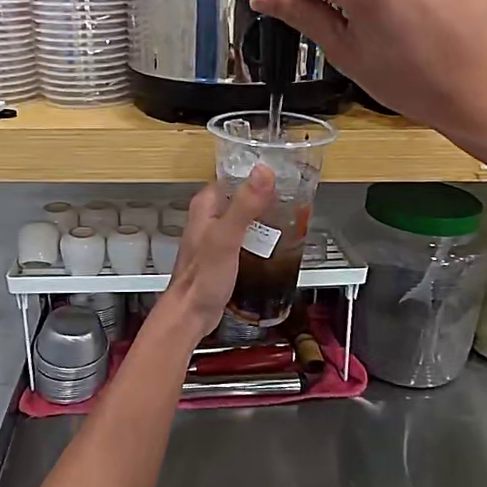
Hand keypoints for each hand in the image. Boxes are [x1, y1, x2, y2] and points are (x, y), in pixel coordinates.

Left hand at [154, 167, 275, 340]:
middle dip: (268, 197)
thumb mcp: (227, 236)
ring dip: (267, 218)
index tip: (285, 174)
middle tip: (295, 200)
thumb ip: (244, 204)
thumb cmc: (202, 278)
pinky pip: (248, 238)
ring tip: (292, 219)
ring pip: (247, 218)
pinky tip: (277, 244)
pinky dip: (262, 238)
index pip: (234, 176)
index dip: (258, 174)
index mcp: (206, 205)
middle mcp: (209, 217)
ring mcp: (217, 236)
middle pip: (244, 196)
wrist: (192, 314)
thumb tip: (263, 172)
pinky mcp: (225, 254)